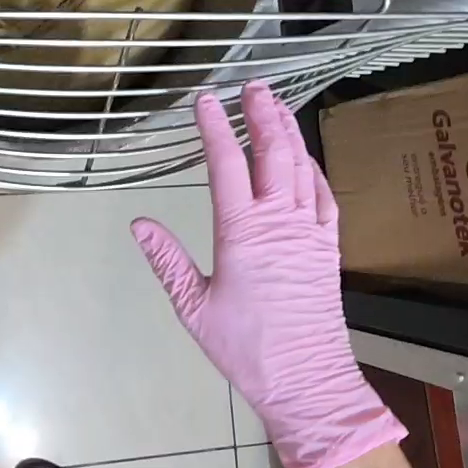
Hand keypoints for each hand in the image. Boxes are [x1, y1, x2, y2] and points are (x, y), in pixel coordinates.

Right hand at [131, 82, 403, 467]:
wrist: (308, 382)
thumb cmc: (246, 348)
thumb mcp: (194, 308)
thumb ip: (167, 261)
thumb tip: (138, 223)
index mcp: (242, 232)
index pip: (226, 165)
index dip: (215, 127)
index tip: (206, 99)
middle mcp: (279, 222)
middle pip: (273, 153)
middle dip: (263, 114)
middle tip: (254, 85)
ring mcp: (310, 231)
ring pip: (302, 168)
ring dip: (290, 132)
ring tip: (279, 104)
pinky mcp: (329, 247)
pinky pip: (325, 196)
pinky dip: (314, 169)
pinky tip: (307, 157)